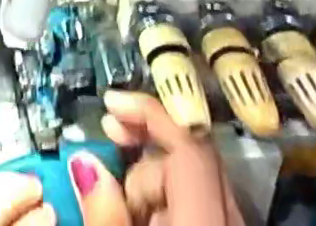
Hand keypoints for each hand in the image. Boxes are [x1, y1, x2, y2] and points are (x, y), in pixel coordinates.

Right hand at [71, 90, 242, 225]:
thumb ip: (105, 211)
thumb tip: (85, 164)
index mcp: (206, 219)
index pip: (188, 143)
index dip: (148, 111)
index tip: (110, 101)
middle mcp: (229, 219)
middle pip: (188, 155)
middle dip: (141, 148)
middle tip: (108, 143)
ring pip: (190, 179)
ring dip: (148, 178)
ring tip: (121, 202)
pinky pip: (197, 200)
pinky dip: (164, 195)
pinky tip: (139, 212)